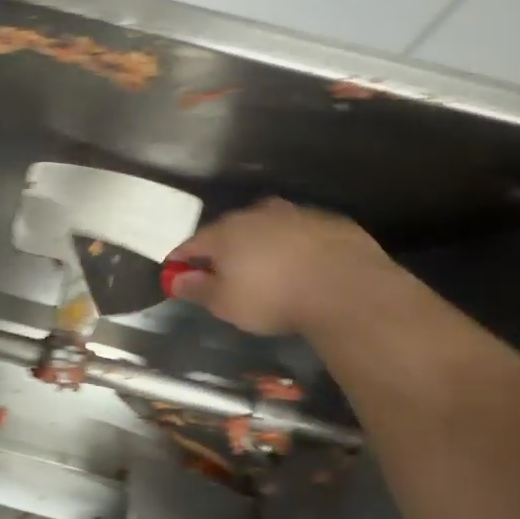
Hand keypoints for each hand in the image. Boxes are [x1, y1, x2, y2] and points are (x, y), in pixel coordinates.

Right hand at [168, 199, 392, 336]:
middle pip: (229, 230)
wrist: (345, 288)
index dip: (180, 260)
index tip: (174, 274)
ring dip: (257, 244)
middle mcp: (258, 214)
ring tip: (260, 268)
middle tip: (219, 272)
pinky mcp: (328, 222)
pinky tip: (295, 267)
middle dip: (220, 249)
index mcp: (226, 233)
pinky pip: (297, 234)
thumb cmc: (271, 298)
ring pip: (265, 228)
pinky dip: (289, 247)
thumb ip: (197, 288)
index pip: (192, 243)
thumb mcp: (224, 303)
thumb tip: (177, 279)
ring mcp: (296, 214)